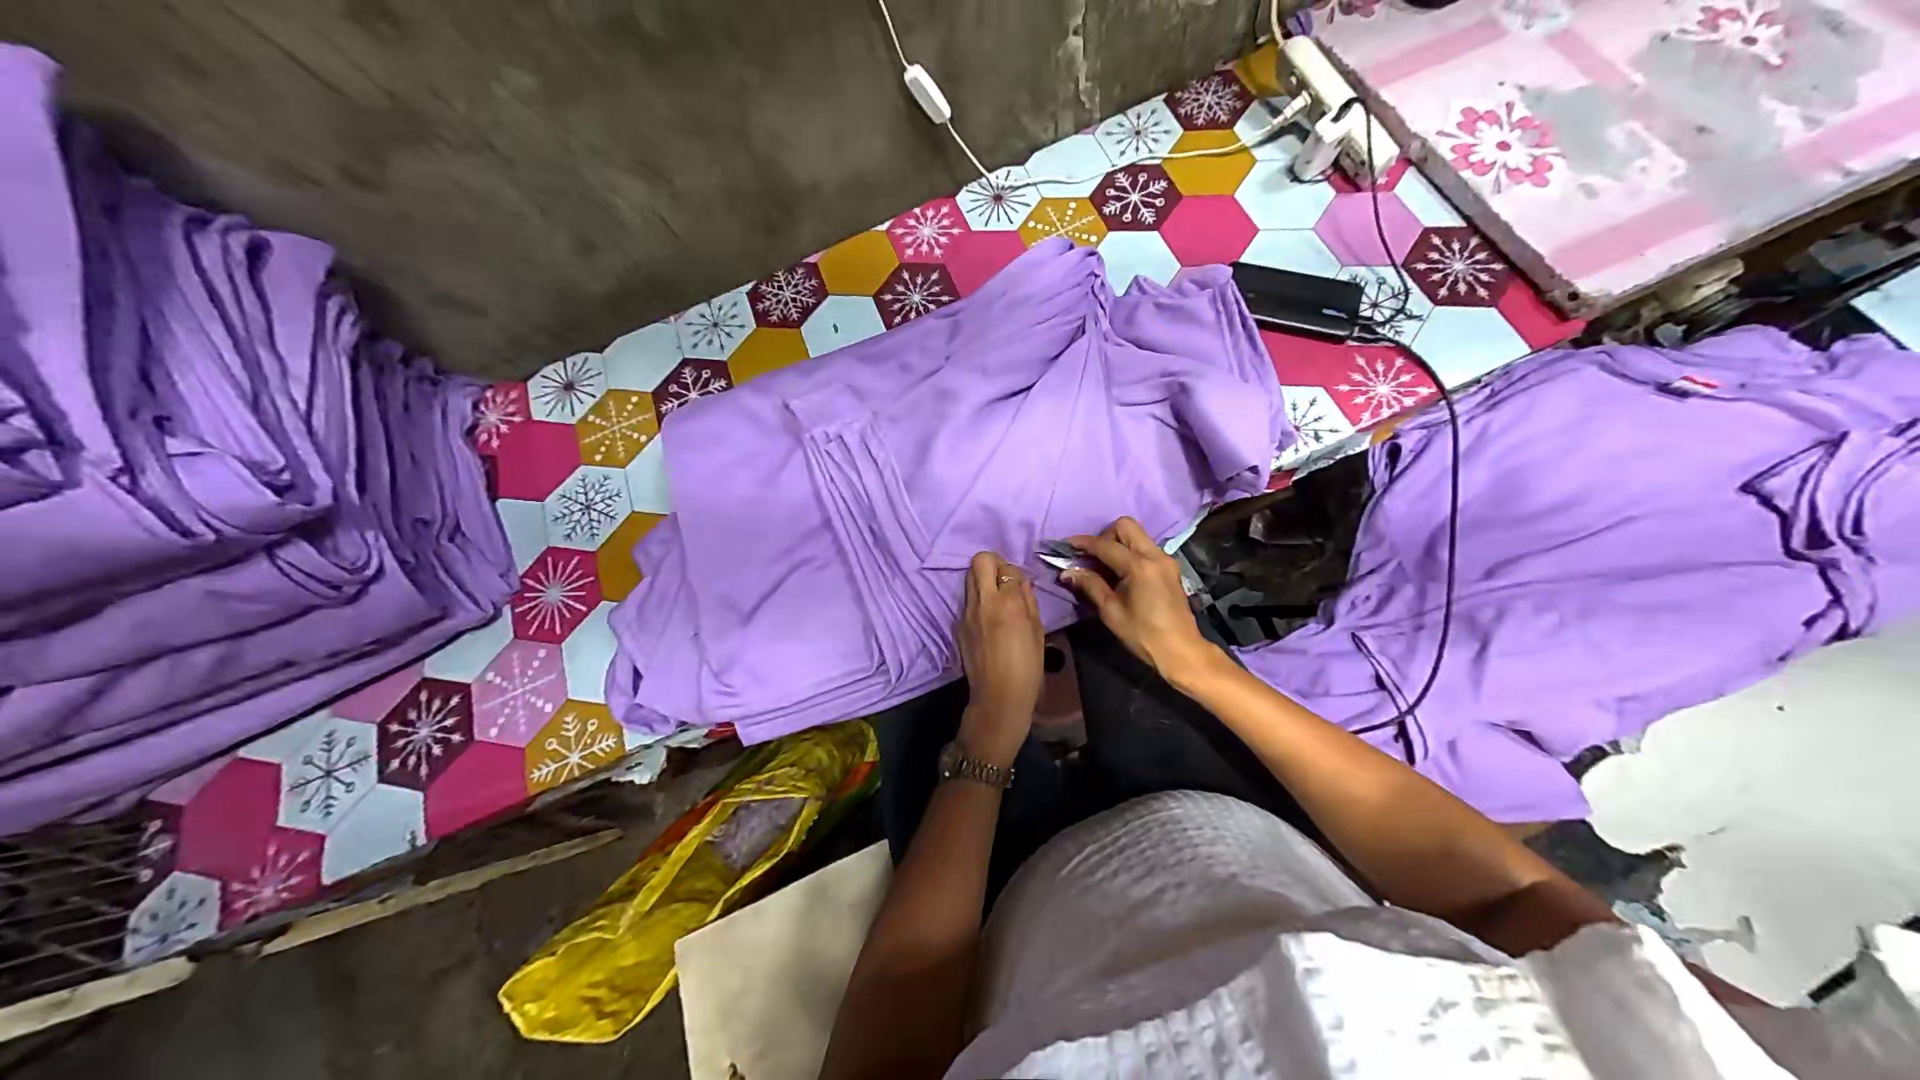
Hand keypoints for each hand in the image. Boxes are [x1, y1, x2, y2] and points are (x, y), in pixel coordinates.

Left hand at [956, 552, 1042, 767]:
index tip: (1021, 586)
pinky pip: (968, 601)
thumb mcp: (1038, 631)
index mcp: (1008, 602)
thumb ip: (1028, 601)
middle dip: (994, 563)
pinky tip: (989, 620)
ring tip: (997, 599)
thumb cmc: (1027, 666)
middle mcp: (983, 601)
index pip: (1008, 568)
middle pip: (980, 560)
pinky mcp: (959, 625)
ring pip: (970, 578)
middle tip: (1004, 581)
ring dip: (984, 580)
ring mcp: (967, 612)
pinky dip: (979, 601)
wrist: (998, 696)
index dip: (1016, 574)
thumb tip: (1021, 582)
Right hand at [1061, 517, 1219, 682]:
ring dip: (1118, 543)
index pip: (1105, 545)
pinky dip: (1130, 551)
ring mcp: (1165, 560)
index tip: (1066, 546)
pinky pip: (1145, 547)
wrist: (1181, 651)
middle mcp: (1155, 555)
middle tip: (1092, 557)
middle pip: (1126, 526)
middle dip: (1105, 536)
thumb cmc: (1143, 635)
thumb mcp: (1111, 612)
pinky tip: (1120, 572)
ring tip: (1104, 566)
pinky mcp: (1170, 567)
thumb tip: (1068, 572)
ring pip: (1137, 535)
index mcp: (1139, 566)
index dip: (1083, 544)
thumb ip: (1090, 585)